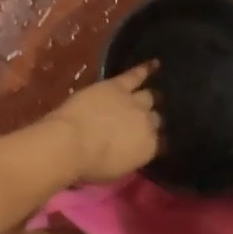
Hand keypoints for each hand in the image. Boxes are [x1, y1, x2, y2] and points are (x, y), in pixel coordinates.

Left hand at [48, 62, 161, 183]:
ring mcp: (133, 101)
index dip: (156, 139)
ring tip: (155, 93)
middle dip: (153, 118)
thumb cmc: (90, 165)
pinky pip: (136, 75)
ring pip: (149, 96)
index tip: (151, 139)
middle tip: (146, 119)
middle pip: (156, 118)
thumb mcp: (118, 170)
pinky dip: (146, 69)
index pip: (161, 141)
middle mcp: (147, 122)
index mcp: (149, 147)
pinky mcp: (118, 85)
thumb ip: (132, 156)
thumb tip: (134, 149)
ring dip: (151, 97)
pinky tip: (155, 63)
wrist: (71, 143)